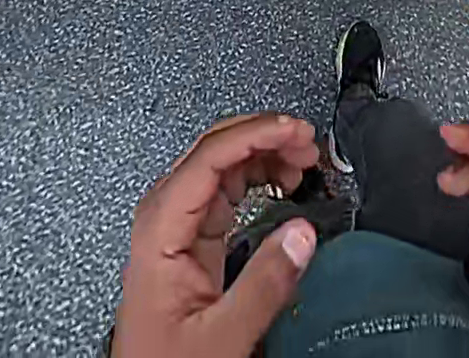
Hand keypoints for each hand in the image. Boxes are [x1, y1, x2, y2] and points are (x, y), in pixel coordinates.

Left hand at [114, 114, 320, 357]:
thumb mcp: (219, 338)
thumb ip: (264, 285)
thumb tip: (303, 232)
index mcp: (162, 228)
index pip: (210, 155)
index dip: (256, 133)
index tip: (294, 132)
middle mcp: (167, 213)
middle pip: (218, 146)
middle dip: (267, 134)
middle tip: (307, 141)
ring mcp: (180, 218)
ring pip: (227, 157)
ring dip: (268, 148)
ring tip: (304, 158)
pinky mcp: (196, 228)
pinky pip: (231, 178)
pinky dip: (262, 169)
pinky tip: (285, 177)